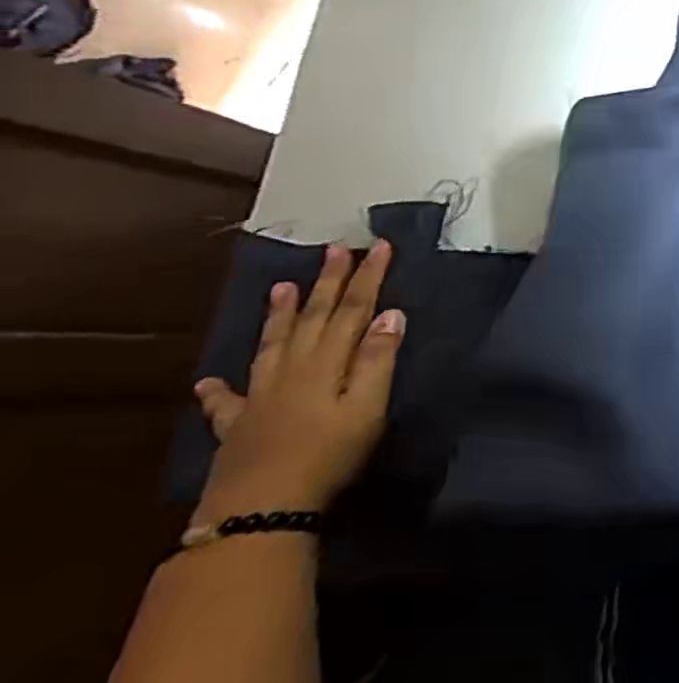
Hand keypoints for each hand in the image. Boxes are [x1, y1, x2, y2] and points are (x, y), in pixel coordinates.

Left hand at [191, 242, 404, 520]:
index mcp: (326, 364)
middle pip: (314, 319)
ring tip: (282, 288)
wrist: (260, 509)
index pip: (353, 310)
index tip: (377, 247)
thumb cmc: (329, 455)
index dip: (366, 277)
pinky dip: (218, 388)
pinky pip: (226, 401)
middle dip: (327, 283)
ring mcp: (260, 398)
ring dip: (280, 316)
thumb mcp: (368, 407)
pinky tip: (208, 381)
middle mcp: (292, 371)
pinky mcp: (239, 426)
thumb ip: (378, 361)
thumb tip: (391, 315)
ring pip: (273, 346)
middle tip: (333, 250)